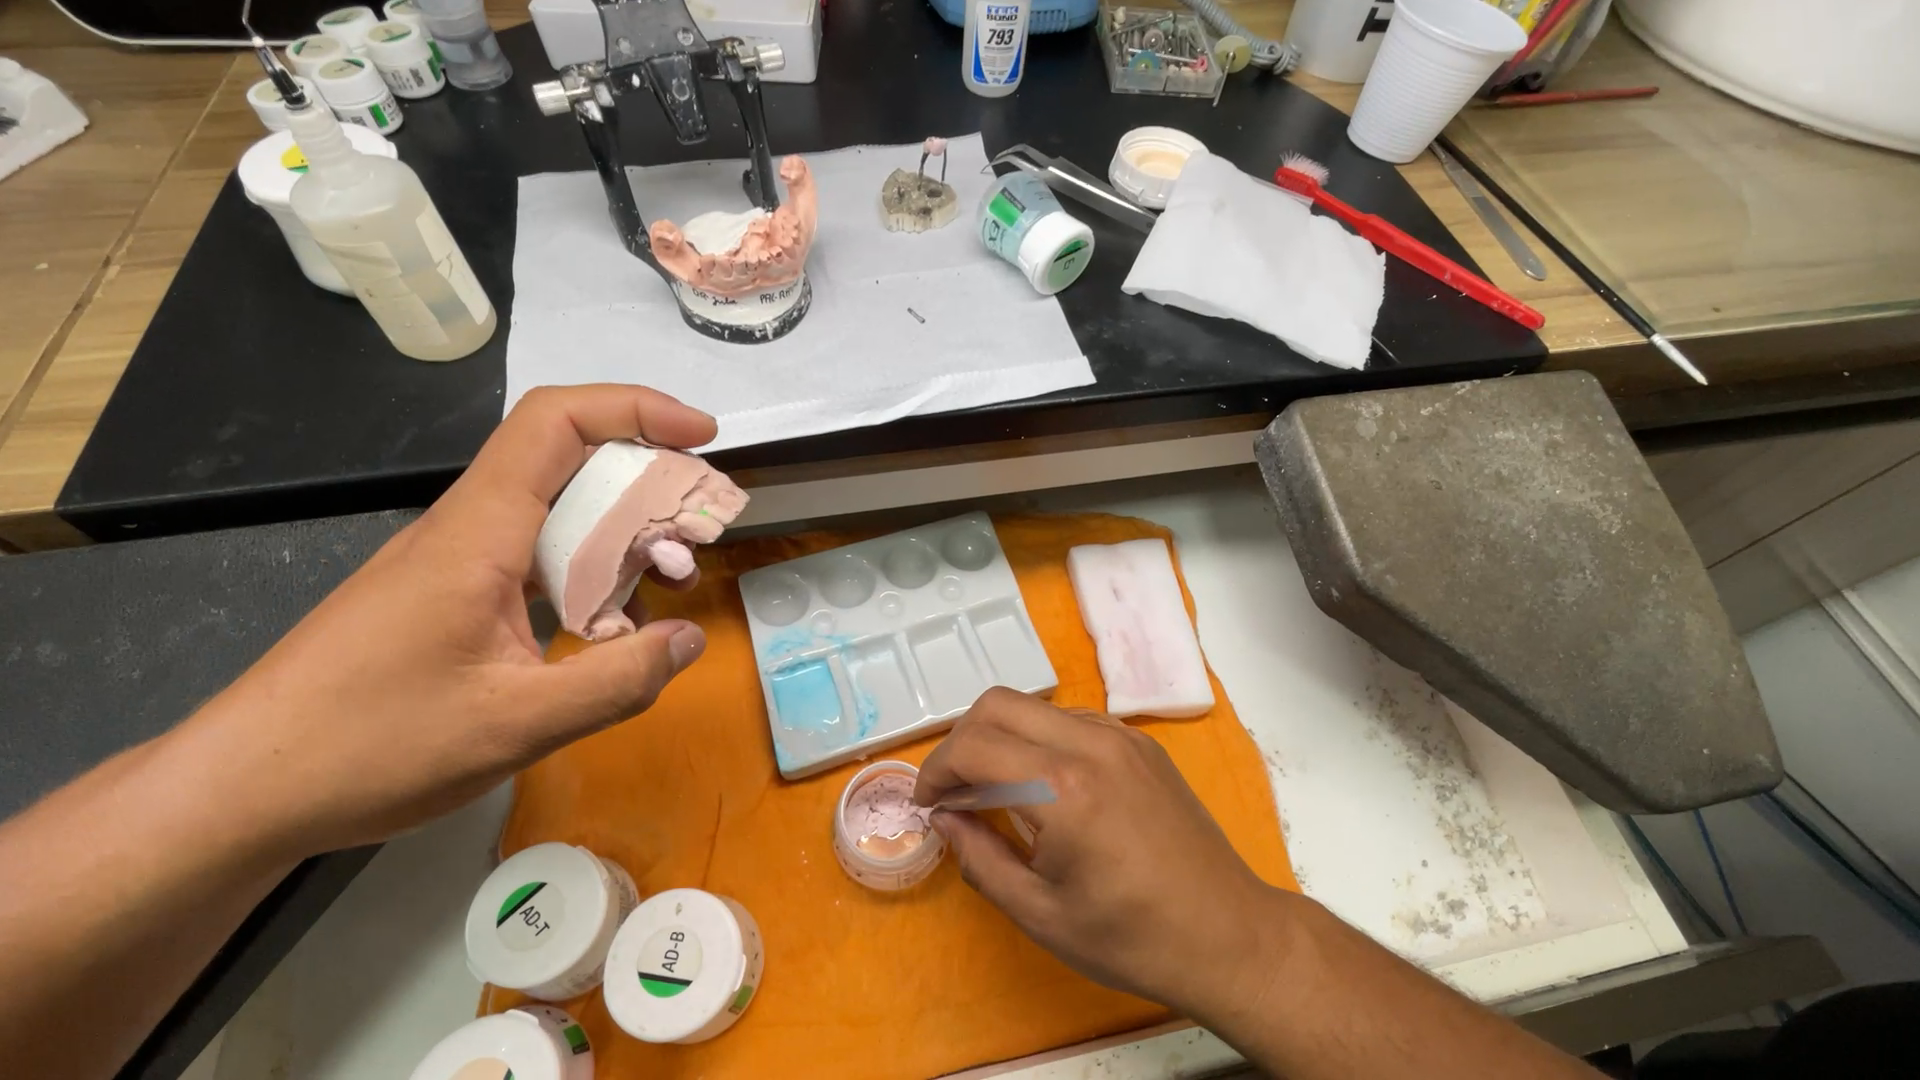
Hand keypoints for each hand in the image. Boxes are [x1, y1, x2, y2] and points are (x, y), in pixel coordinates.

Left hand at [170, 385, 717, 858]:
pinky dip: (587, 575)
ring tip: (668, 582)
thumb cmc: (369, 748)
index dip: (637, 409)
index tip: (703, 436)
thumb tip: (689, 639)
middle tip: (702, 532)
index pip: (556, 423)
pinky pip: (532, 560)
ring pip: (553, 515)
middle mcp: (466, 531)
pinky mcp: (446, 598)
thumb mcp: (515, 725)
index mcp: (477, 534)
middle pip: (568, 463)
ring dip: (620, 533)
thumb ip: (616, 681)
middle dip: (649, 480)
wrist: (240, 792)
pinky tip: (607, 627)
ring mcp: (452, 564)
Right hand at [914, 688, 1285, 1019]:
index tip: (929, 804)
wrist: (1228, 934)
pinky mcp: (1141, 743)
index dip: (936, 769)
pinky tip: (1045, 786)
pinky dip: (1040, 739)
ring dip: (1002, 737)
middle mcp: (1092, 745)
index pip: (975, 745)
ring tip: (995, 790)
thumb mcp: (1041, 915)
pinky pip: (1073, 720)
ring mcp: (1122, 737)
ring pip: (1036, 707)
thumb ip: (980, 858)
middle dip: (961, 741)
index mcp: (1064, 789)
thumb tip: (945, 818)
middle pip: (998, 704)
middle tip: (953, 791)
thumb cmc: (1131, 938)